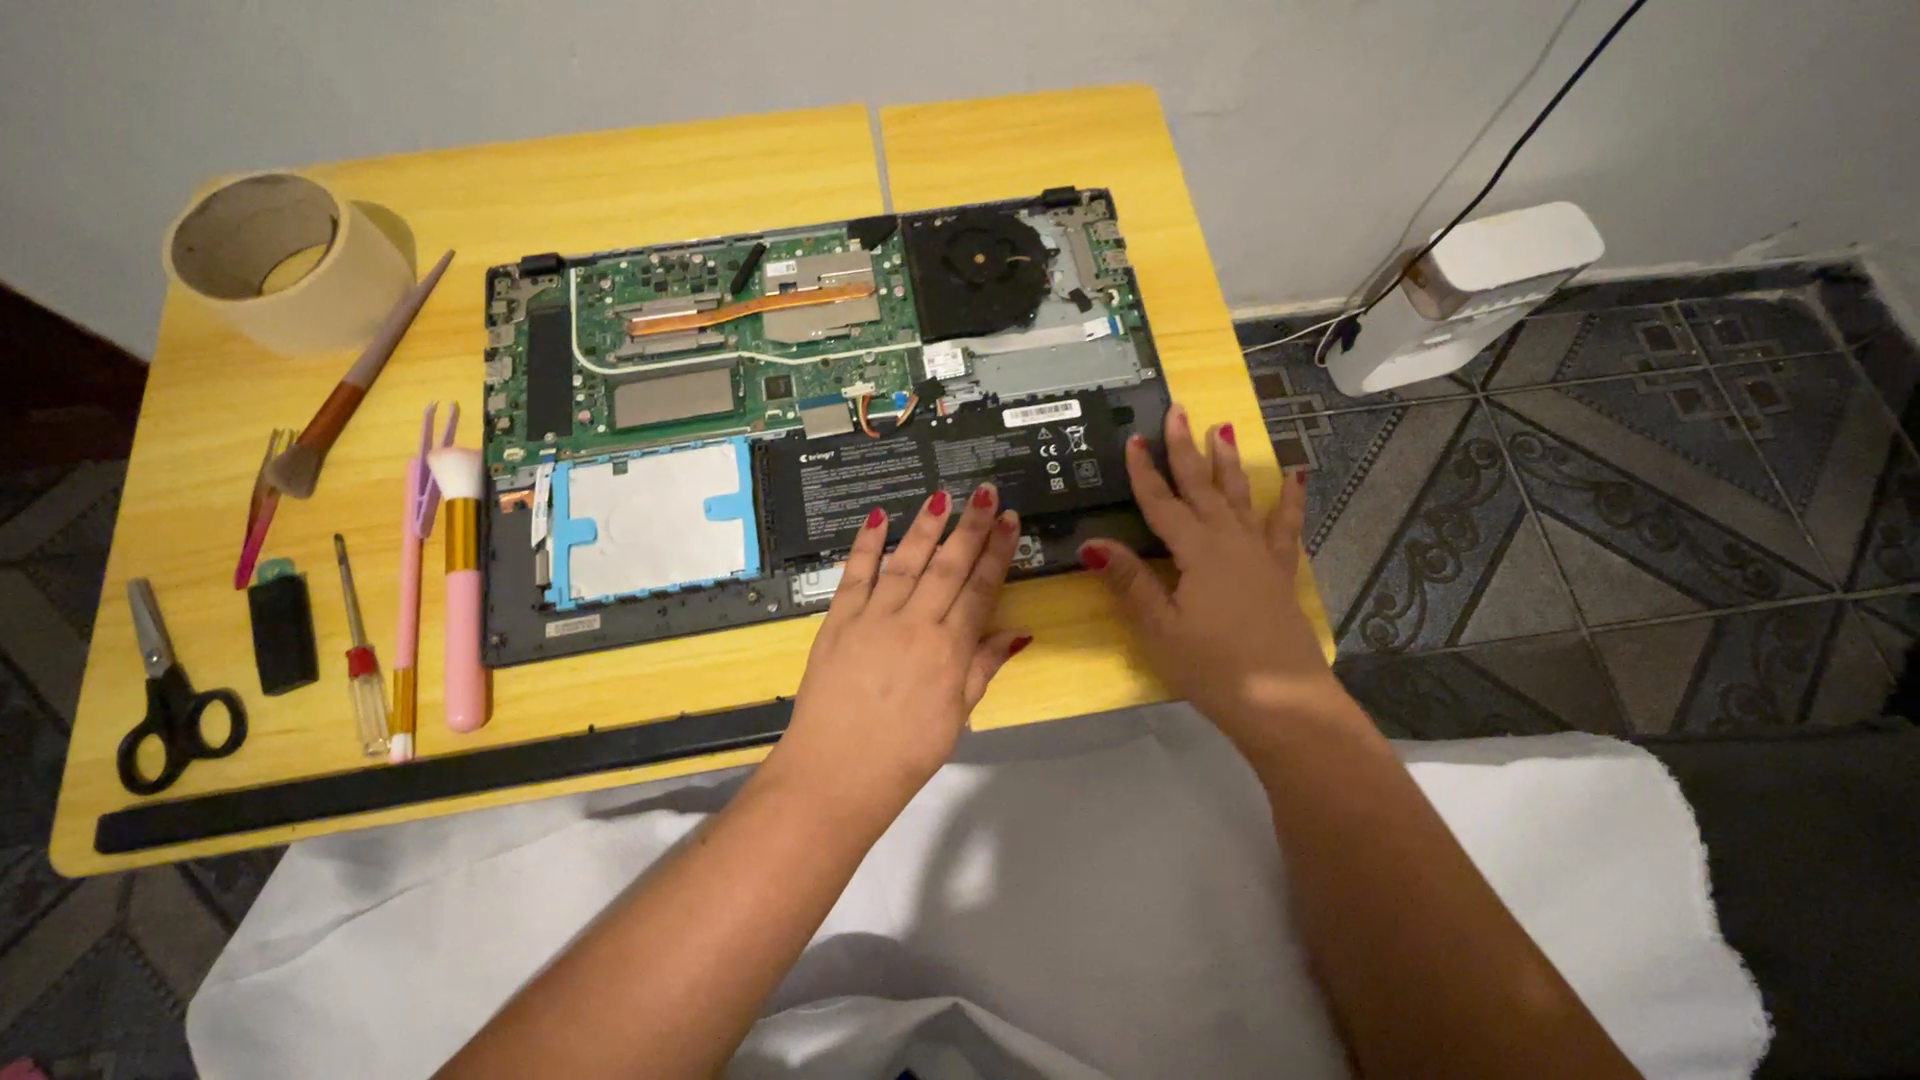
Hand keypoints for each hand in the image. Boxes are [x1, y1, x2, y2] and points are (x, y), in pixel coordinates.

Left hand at [775, 484, 1030, 806]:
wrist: (836, 772)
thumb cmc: (904, 753)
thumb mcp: (956, 716)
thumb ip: (983, 668)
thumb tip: (1017, 633)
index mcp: (949, 649)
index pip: (981, 589)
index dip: (997, 553)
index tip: (1009, 521)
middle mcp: (915, 623)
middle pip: (948, 566)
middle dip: (971, 527)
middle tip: (986, 493)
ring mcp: (873, 617)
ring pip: (906, 561)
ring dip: (925, 527)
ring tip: (942, 497)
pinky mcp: (837, 620)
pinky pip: (855, 574)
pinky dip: (866, 545)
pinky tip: (877, 518)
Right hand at [1081, 404, 1347, 747]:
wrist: (1283, 700)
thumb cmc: (1213, 668)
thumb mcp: (1161, 629)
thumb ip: (1131, 583)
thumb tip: (1093, 543)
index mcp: (1196, 552)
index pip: (1162, 503)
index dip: (1144, 472)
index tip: (1131, 439)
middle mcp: (1230, 541)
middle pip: (1202, 487)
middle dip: (1185, 449)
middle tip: (1178, 410)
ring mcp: (1260, 554)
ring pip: (1240, 497)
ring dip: (1228, 462)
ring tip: (1223, 428)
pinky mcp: (1280, 572)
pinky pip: (1284, 526)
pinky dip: (1289, 500)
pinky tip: (1295, 477)